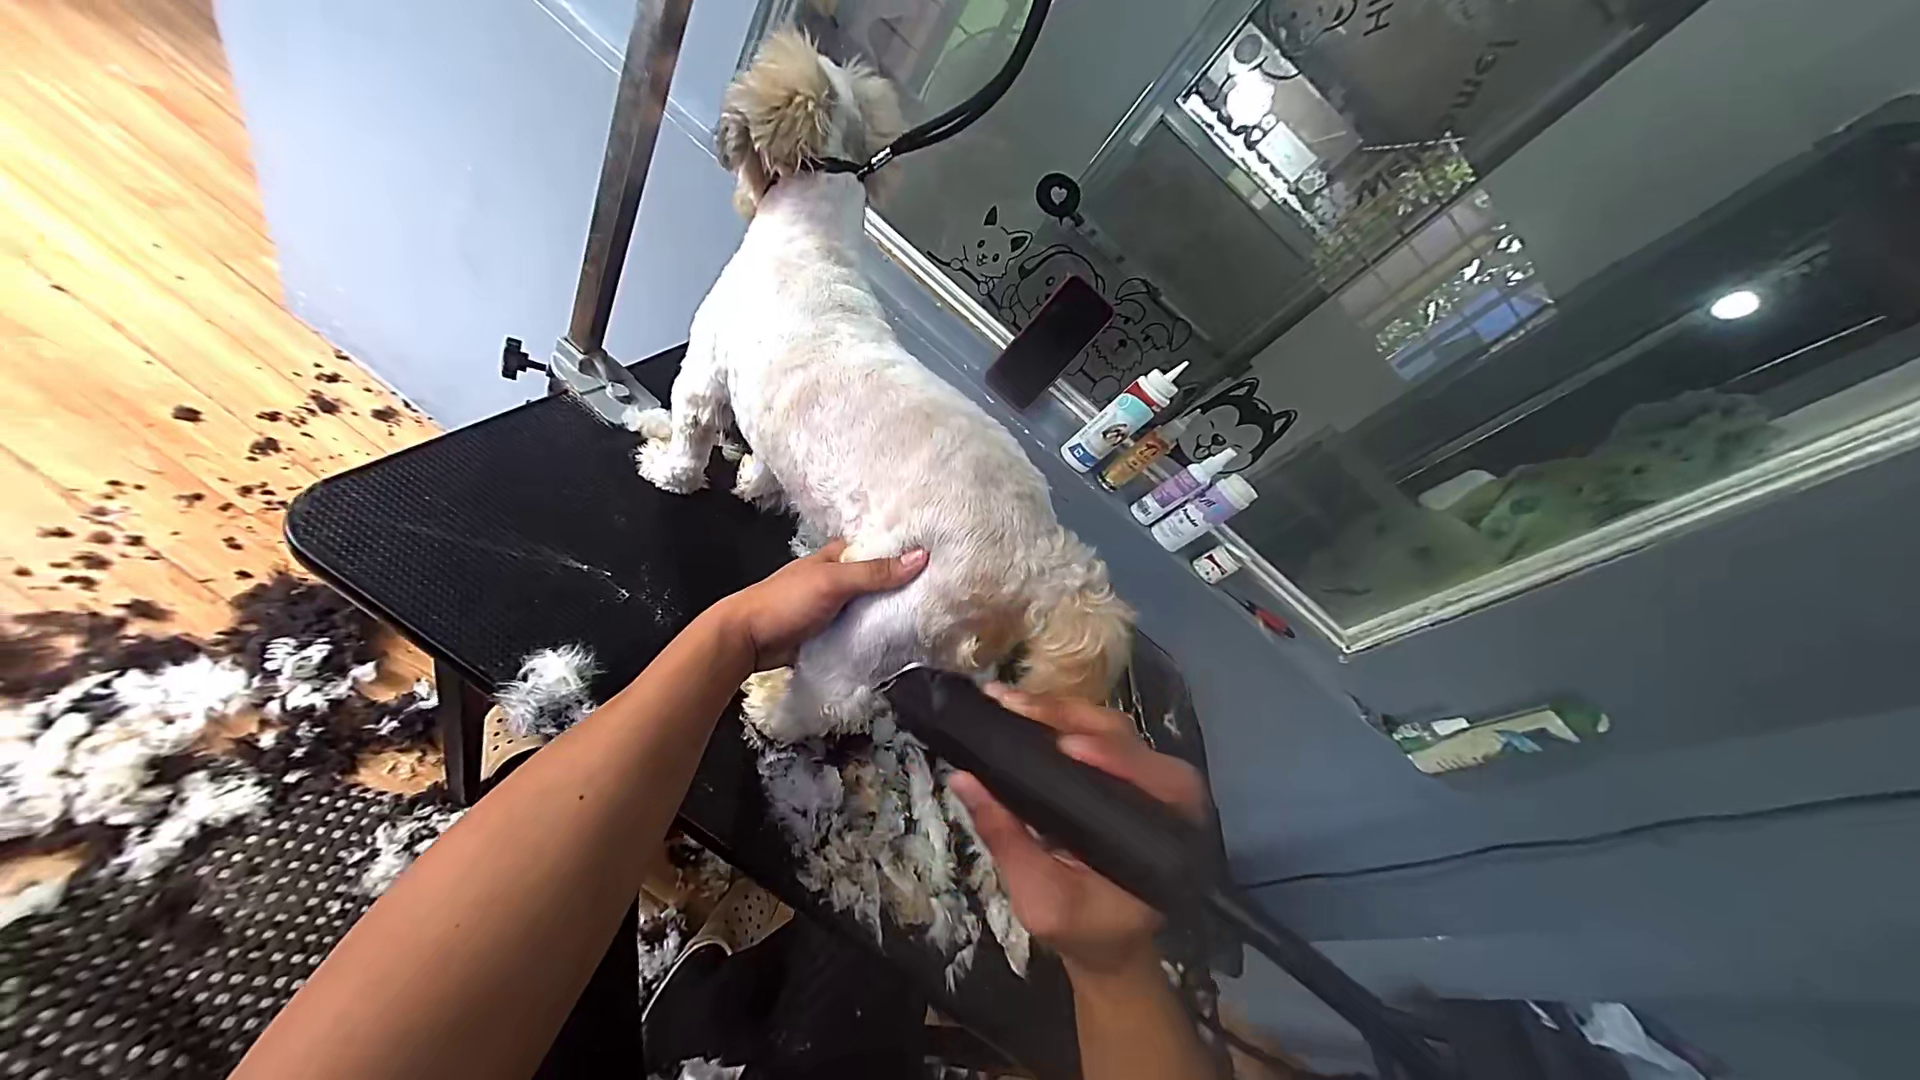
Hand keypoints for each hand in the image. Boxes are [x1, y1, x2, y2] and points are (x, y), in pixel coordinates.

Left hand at [711, 539, 926, 670]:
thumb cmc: (785, 602)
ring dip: (892, 611)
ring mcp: (835, 606)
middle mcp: (839, 578)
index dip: (906, 551)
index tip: (939, 557)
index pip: (880, 548)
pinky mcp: (831, 631)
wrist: (746, 641)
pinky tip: (899, 638)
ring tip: (931, 615)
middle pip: (879, 579)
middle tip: (942, 591)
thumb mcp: (833, 582)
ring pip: (872, 606)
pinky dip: (876, 632)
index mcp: (838, 556)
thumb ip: (875, 572)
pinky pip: (861, 629)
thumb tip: (921, 556)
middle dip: (904, 585)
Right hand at [949, 686, 1206, 980]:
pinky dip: (1055, 715)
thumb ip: (1008, 841)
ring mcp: (1138, 771)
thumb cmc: (1085, 927)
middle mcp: (1163, 791)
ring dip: (1056, 709)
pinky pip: (1090, 727)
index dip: (1112, 755)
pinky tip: (1020, 707)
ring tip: (1008, 701)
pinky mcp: (1114, 763)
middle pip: (1122, 735)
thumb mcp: (1043, 899)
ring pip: (1104, 723)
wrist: (1105, 939)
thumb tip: (963, 779)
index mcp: (1168, 831)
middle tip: (1014, 706)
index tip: (1066, 746)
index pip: (1153, 778)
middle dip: (1069, 716)